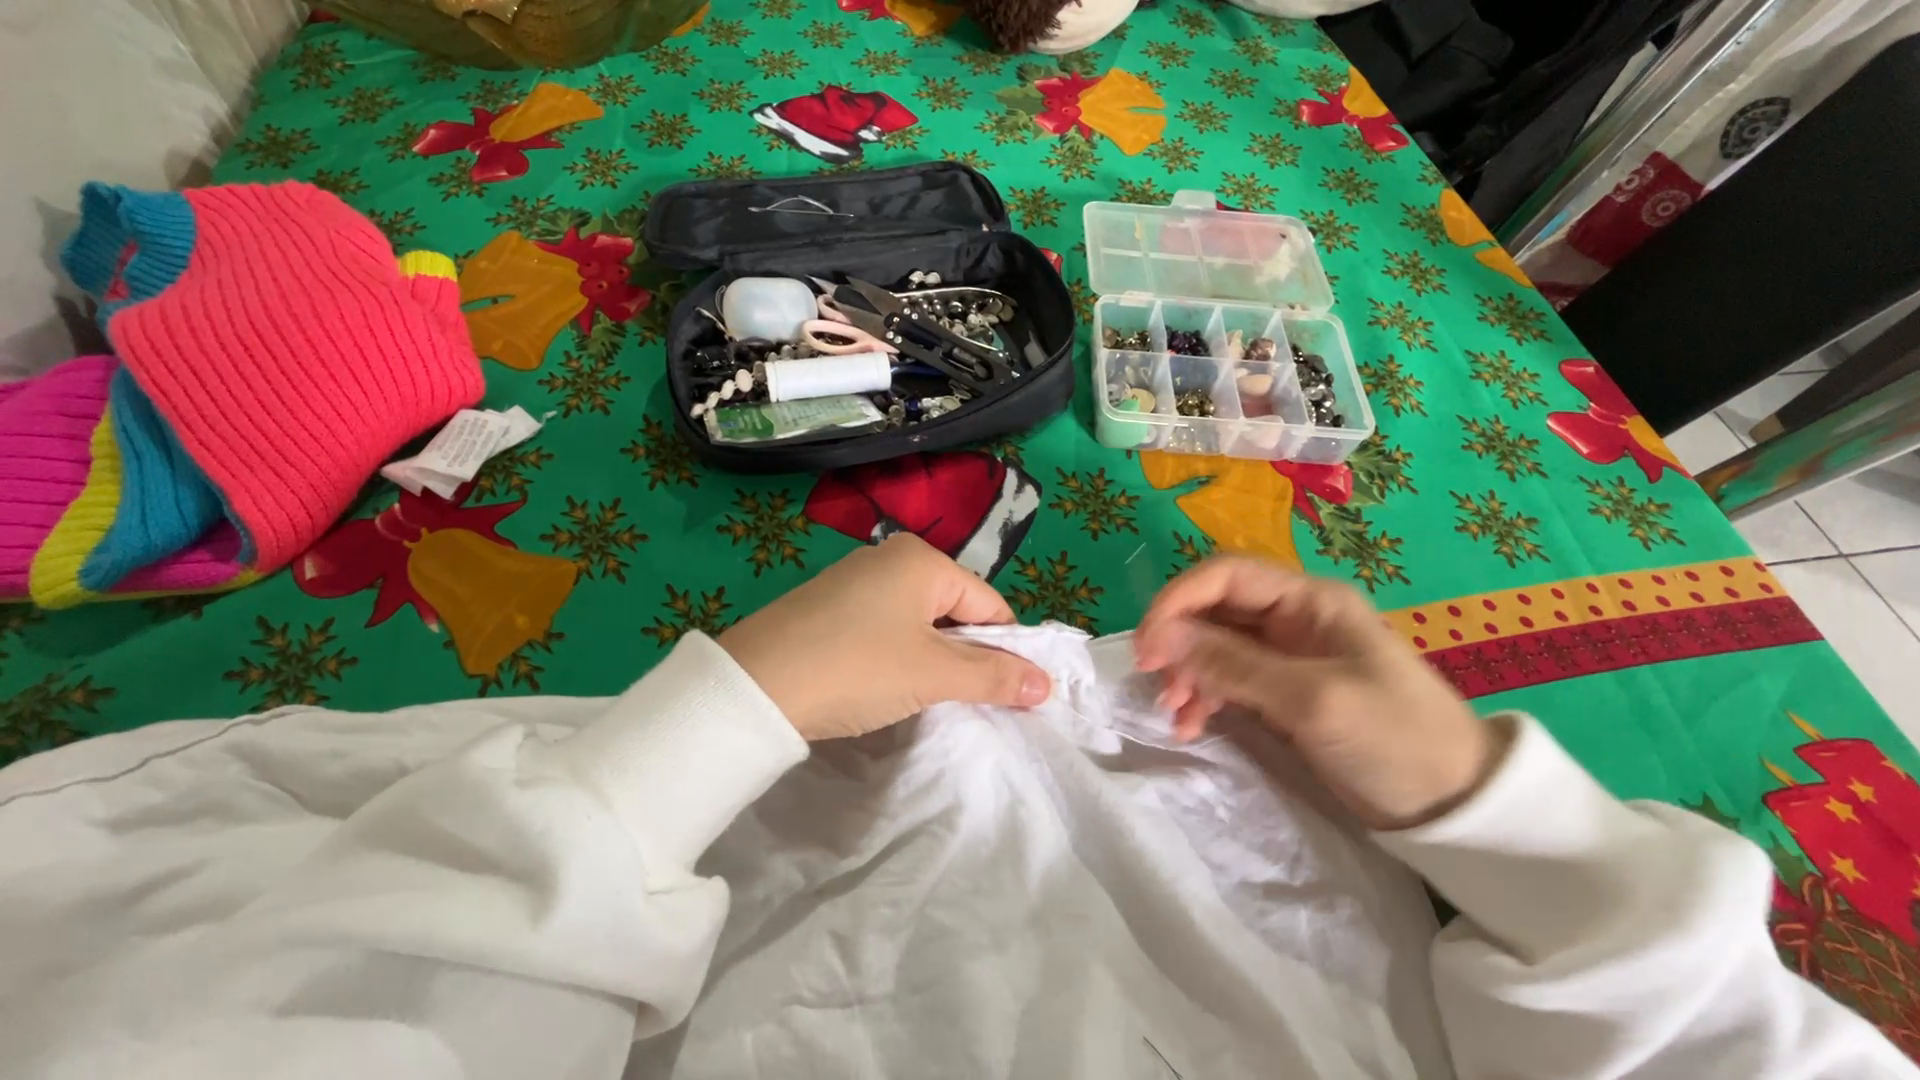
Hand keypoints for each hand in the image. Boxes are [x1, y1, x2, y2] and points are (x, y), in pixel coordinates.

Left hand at [718, 534, 1051, 739]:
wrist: (754, 686)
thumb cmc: (857, 668)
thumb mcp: (932, 674)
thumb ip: (993, 676)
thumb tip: (1046, 684)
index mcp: (922, 559)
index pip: (989, 603)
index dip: (1004, 650)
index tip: (1005, 694)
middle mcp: (889, 558)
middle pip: (954, 610)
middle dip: (964, 655)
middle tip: (958, 699)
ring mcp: (854, 581)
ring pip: (918, 622)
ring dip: (930, 659)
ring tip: (919, 696)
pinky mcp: (828, 607)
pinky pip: (884, 628)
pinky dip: (895, 656)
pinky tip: (881, 684)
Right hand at [1134, 555, 1505, 829]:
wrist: (1455, 804)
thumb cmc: (1393, 738)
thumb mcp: (1311, 699)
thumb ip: (1233, 664)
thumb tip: (1159, 636)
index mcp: (1309, 601)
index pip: (1225, 575)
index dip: (1177, 601)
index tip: (1145, 648)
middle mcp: (1294, 619)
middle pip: (1214, 610)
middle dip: (1178, 642)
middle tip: (1158, 686)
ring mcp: (1288, 657)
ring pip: (1214, 646)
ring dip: (1187, 673)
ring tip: (1177, 714)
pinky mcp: (1284, 693)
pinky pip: (1228, 680)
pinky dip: (1205, 697)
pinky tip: (1194, 726)